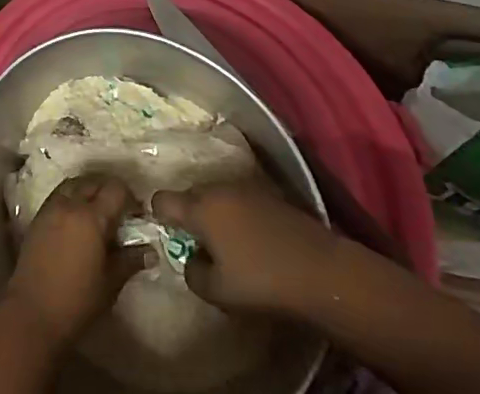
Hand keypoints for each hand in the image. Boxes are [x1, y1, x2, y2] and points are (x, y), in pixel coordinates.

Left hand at [1, 174, 150, 349]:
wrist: (32, 313)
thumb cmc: (77, 300)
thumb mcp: (110, 282)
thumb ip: (130, 260)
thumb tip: (150, 251)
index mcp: (91, 217)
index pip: (115, 189)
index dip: (130, 198)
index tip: (137, 215)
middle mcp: (69, 204)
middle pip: (93, 182)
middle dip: (109, 191)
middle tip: (119, 213)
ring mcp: (50, 209)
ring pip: (73, 185)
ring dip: (88, 191)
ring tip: (98, 214)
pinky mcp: (37, 219)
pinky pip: (58, 196)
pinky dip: (71, 199)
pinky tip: (77, 222)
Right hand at [151, 178, 343, 320]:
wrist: (321, 272)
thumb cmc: (261, 282)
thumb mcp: (216, 291)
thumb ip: (192, 272)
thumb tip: (193, 259)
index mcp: (200, 207)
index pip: (163, 199)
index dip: (157, 214)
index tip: (164, 231)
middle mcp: (219, 189)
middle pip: (191, 195)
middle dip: (189, 214)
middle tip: (196, 242)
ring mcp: (247, 188)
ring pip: (217, 196)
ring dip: (215, 213)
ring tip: (224, 241)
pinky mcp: (271, 194)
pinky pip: (240, 200)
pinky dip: (238, 214)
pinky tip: (250, 238)